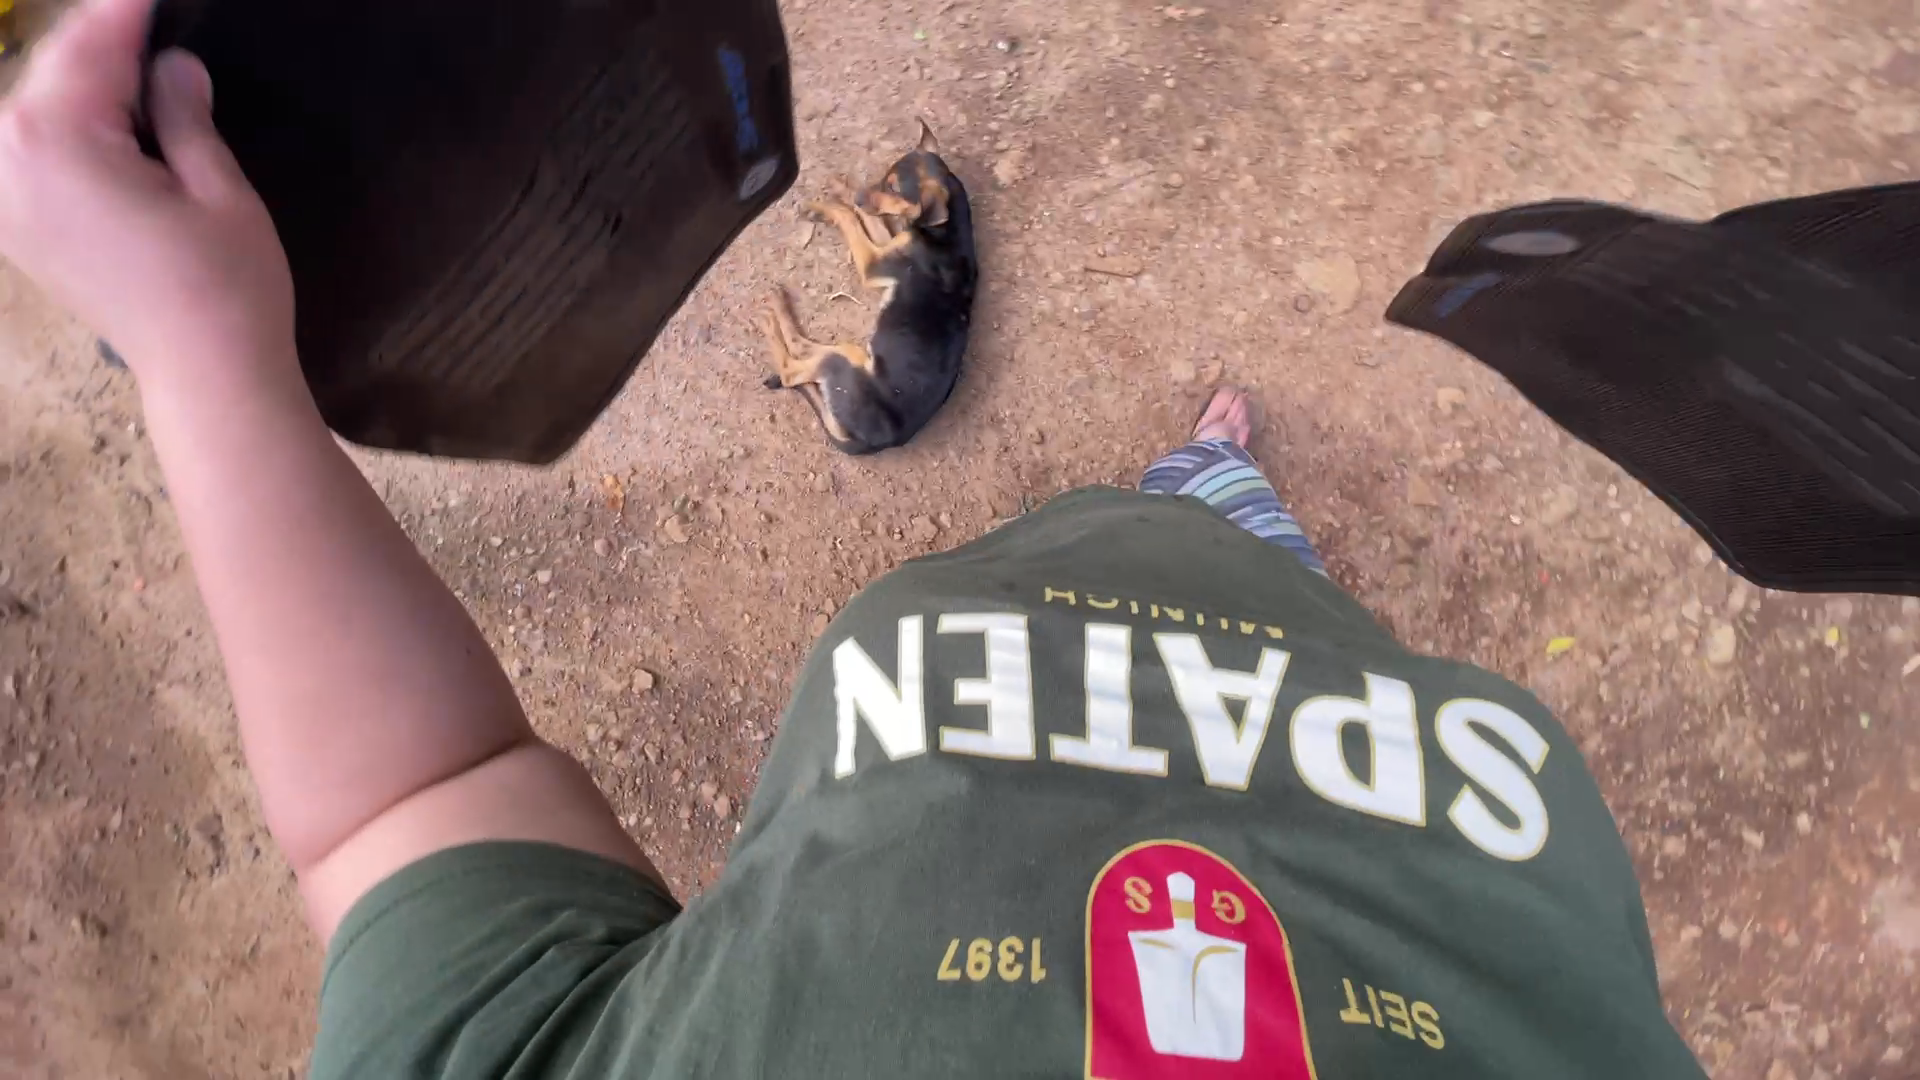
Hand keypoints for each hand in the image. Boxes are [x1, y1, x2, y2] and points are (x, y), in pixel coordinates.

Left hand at [0, 0, 296, 392]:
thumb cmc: (230, 284)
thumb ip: (188, 123)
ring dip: (81, 95)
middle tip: (147, 36)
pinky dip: (66, 137)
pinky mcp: (14, 226)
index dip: (122, 15)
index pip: (89, 52)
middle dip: (98, 54)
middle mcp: (1, 153)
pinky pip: (28, 157)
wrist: (209, 370)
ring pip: (33, 115)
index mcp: (55, 137)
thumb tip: (174, 69)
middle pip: (50, 79)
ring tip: (138, 88)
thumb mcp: (224, 196)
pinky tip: (110, 139)